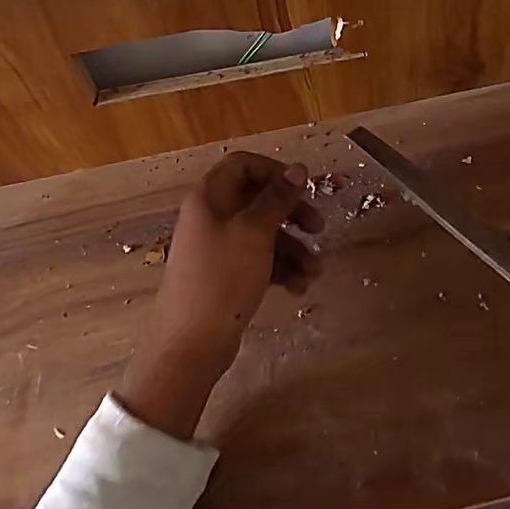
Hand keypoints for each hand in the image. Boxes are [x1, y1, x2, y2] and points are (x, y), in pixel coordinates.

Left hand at [116, 152, 322, 439]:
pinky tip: (299, 287)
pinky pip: (257, 261)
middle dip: (291, 214)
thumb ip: (278, 198)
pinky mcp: (225, 276)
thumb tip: (298, 168)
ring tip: (315, 270)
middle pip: (256, 200)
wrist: (191, 343)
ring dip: (292, 248)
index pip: (242, 165)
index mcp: (210, 197)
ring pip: (262, 234)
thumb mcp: (255, 232)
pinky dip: (280, 269)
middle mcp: (212, 217)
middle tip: (318, 228)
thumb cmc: (222, 277)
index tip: (301, 187)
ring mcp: (217, 248)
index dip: (273, 171)